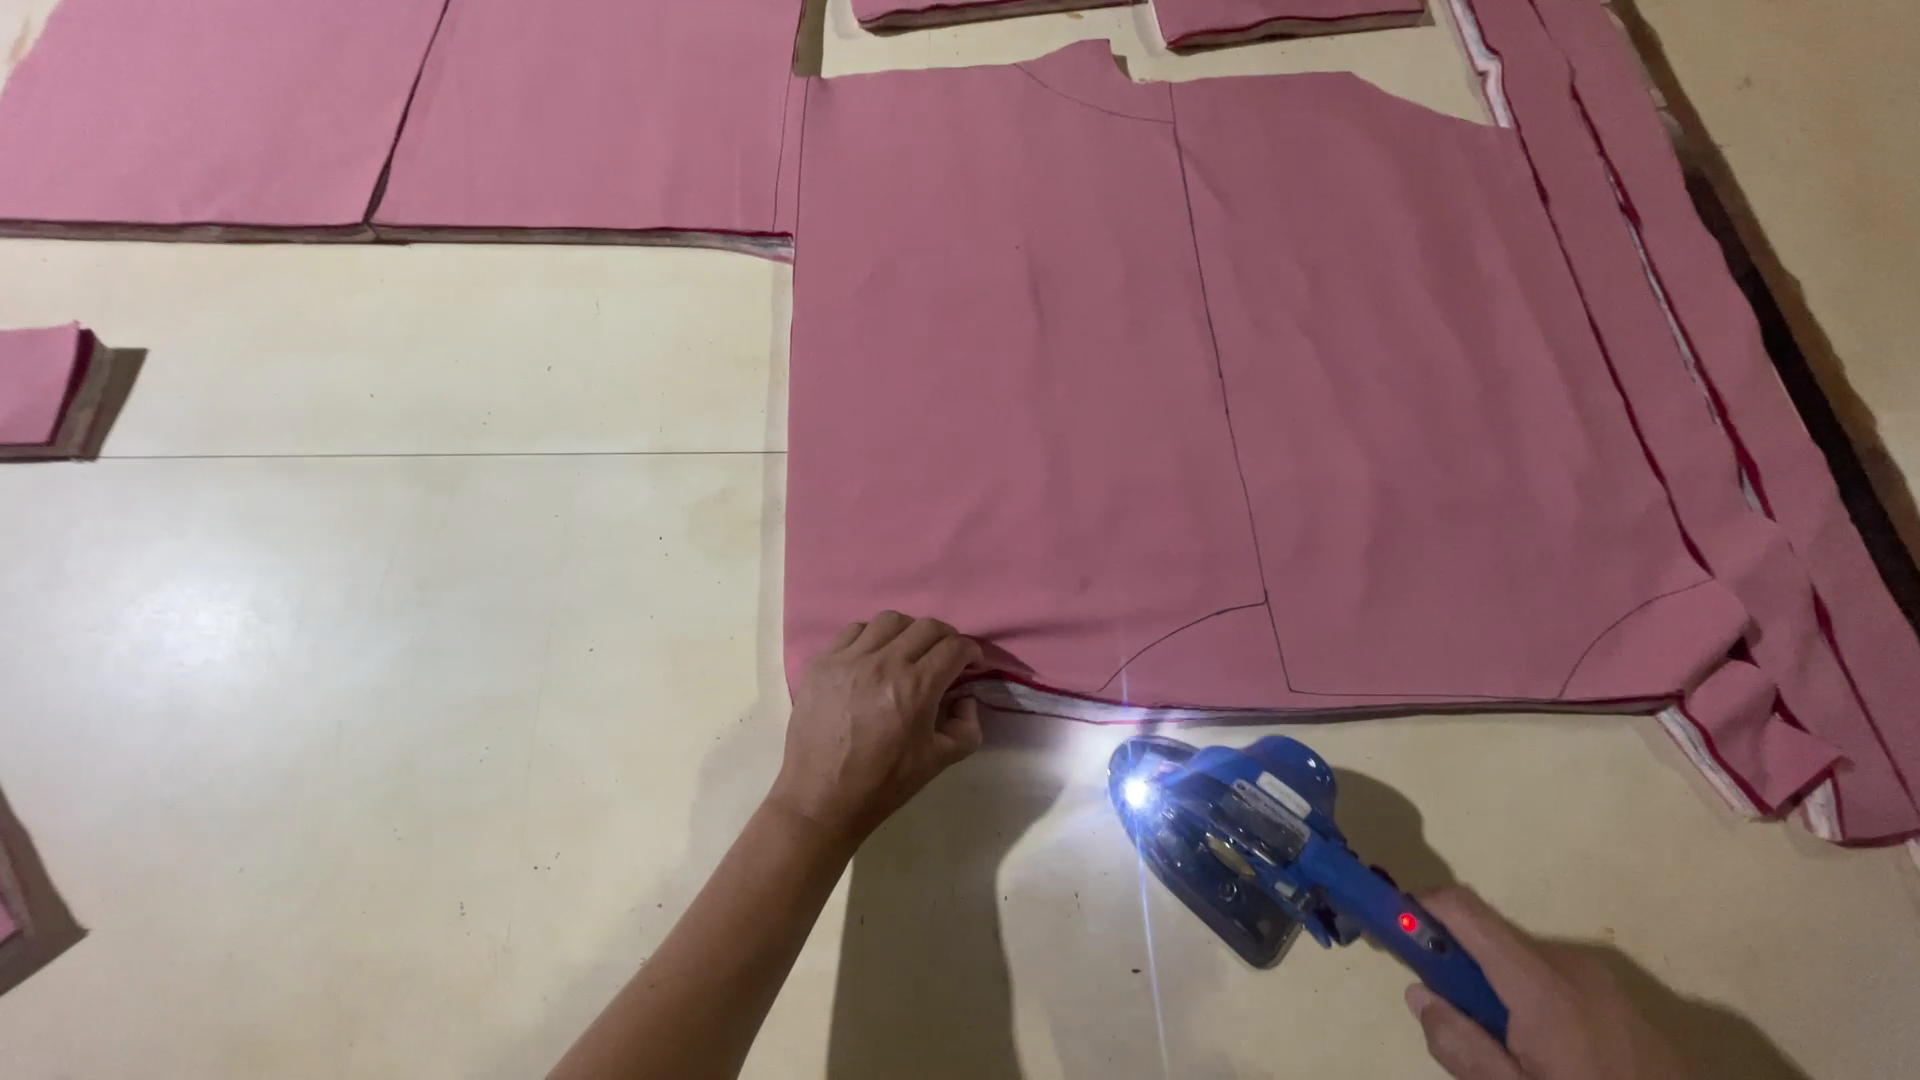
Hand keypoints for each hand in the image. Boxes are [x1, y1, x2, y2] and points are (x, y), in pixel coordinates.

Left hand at [768, 612, 984, 843]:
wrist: (822, 798)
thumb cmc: (884, 783)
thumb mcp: (940, 760)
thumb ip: (967, 726)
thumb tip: (965, 697)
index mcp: (916, 687)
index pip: (954, 647)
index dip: (970, 651)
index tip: (970, 663)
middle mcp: (884, 663)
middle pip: (927, 627)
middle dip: (946, 638)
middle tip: (945, 657)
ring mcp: (849, 659)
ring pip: (889, 621)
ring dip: (908, 632)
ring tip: (907, 651)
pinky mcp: (822, 663)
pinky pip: (853, 631)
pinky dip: (872, 637)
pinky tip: (873, 657)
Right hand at [1407, 888, 1690, 1079]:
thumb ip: (1459, 1047)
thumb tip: (1418, 995)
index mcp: (1543, 986)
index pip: (1463, 909)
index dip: (1419, 907)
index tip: (1394, 930)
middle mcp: (1574, 968)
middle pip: (1491, 942)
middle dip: (1461, 971)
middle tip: (1461, 1024)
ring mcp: (1608, 986)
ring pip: (1524, 965)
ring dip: (1500, 991)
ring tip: (1514, 1053)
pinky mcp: (1630, 1007)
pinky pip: (1560, 984)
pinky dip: (1536, 1004)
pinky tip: (1554, 1057)